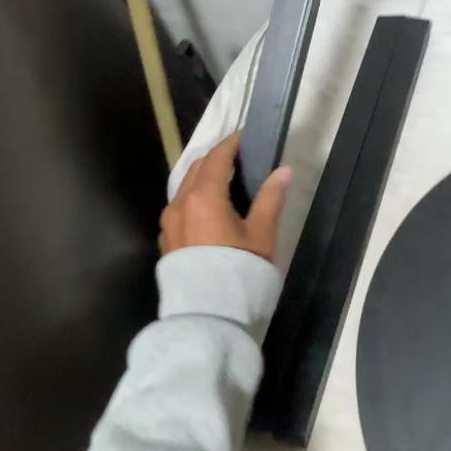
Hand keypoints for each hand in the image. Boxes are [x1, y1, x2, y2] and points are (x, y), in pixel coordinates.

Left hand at [158, 132, 291, 260]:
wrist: (207, 315)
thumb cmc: (239, 270)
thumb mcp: (262, 233)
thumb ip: (270, 198)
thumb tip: (283, 171)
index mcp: (203, 196)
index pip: (217, 158)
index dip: (232, 143)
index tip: (245, 135)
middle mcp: (180, 204)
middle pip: (197, 169)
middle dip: (217, 159)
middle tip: (240, 157)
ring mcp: (169, 223)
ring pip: (185, 188)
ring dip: (204, 178)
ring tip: (227, 182)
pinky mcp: (167, 240)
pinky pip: (180, 208)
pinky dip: (195, 198)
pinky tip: (212, 209)